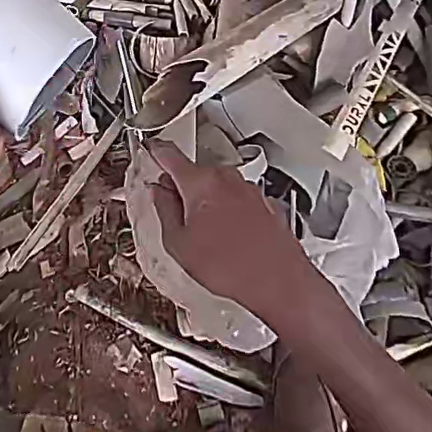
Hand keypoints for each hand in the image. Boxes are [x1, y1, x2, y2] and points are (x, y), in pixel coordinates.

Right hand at [147, 140, 315, 316]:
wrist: (280, 283)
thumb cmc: (231, 267)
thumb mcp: (179, 243)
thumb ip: (164, 209)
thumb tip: (158, 192)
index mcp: (200, 183)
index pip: (170, 155)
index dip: (156, 151)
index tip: (151, 149)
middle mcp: (226, 178)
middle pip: (194, 173)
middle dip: (183, 189)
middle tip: (178, 217)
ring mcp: (248, 189)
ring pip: (217, 187)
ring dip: (208, 202)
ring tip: (209, 237)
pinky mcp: (264, 202)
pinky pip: (237, 199)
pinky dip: (229, 211)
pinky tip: (230, 239)